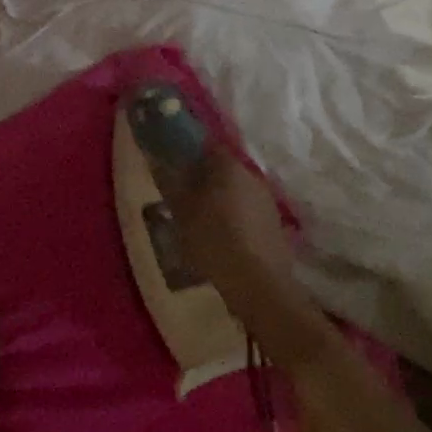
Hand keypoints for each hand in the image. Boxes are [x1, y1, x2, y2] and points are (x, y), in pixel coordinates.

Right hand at [159, 143, 294, 299]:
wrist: (259, 286)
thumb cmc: (214, 239)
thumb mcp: (181, 209)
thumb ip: (169, 180)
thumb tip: (157, 158)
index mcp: (229, 166)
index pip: (207, 144)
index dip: (188, 150)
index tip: (172, 162)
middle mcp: (252, 177)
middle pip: (223, 168)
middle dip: (203, 176)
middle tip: (181, 192)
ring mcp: (267, 203)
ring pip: (236, 191)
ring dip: (218, 198)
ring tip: (198, 217)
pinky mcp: (274, 227)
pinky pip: (246, 211)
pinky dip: (232, 217)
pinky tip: (219, 236)